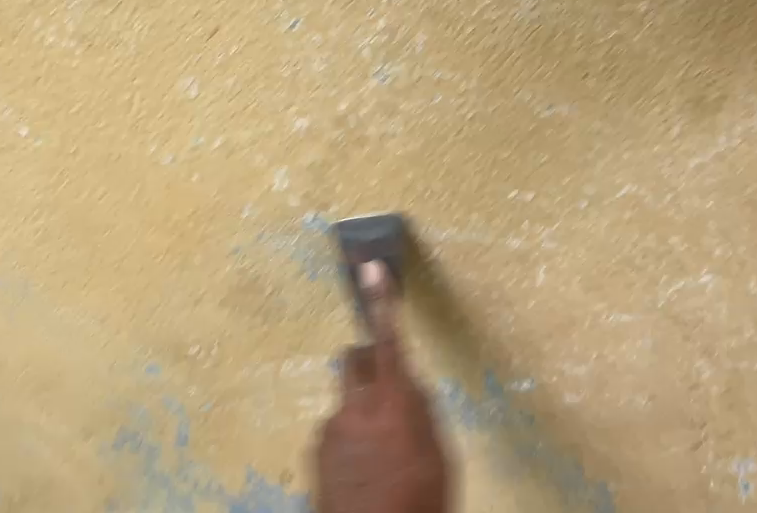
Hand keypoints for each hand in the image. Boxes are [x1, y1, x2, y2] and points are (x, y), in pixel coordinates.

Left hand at [313, 261, 450, 512]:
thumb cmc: (420, 500)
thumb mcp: (440, 456)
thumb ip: (422, 412)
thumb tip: (410, 386)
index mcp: (393, 400)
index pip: (389, 338)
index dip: (381, 300)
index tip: (371, 267)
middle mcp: (356, 404)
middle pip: (354, 357)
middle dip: (368, 363)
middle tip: (386, 391)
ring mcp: (331, 426)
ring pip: (347, 400)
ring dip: (361, 412)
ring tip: (380, 454)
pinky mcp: (316, 449)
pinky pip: (336, 429)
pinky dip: (349, 440)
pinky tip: (363, 471)